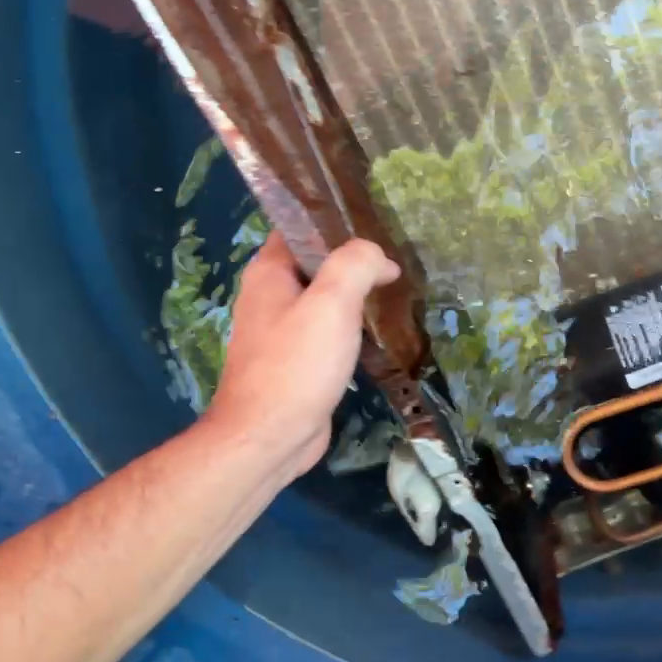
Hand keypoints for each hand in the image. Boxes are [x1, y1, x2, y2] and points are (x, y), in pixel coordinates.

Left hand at [203, 237, 400, 476]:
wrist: (269, 437)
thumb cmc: (296, 365)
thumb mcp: (332, 303)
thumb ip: (356, 265)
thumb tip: (380, 259)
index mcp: (268, 273)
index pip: (300, 229)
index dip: (337, 224)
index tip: (376, 231)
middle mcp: (268, 297)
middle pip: (315, 265)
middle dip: (352, 262)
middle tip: (393, 266)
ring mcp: (278, 333)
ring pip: (321, 300)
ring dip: (352, 297)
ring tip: (391, 296)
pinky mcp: (292, 363)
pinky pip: (324, 332)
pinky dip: (348, 329)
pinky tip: (373, 336)